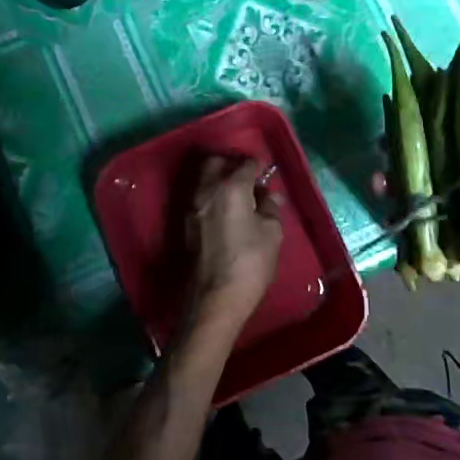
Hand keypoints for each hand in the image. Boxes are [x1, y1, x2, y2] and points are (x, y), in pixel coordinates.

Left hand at [185, 156, 282, 327]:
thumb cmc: (250, 262)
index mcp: (231, 187)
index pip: (245, 164)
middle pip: (216, 162)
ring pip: (205, 179)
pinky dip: (213, 196)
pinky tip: (228, 211)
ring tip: (240, 195)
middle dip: (232, 164)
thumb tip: (269, 196)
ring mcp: (193, 207)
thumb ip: (270, 208)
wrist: (216, 297)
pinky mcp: (187, 224)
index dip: (259, 166)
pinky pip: (201, 197)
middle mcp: (207, 190)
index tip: (267, 172)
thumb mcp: (272, 233)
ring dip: (220, 179)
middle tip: (249, 178)